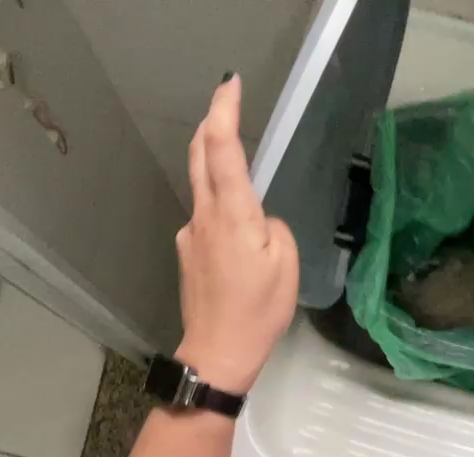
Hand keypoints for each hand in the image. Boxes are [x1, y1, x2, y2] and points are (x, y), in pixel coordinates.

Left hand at [173, 75, 298, 394]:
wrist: (218, 354)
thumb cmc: (257, 313)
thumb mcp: (286, 266)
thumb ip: (275, 228)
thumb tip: (260, 219)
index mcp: (232, 214)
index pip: (224, 148)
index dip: (225, 110)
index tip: (232, 85)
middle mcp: (204, 216)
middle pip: (201, 155)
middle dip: (211, 124)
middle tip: (225, 106)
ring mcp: (190, 235)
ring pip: (202, 188)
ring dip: (215, 167)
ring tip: (236, 168)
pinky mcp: (187, 254)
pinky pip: (205, 220)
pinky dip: (218, 211)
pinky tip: (235, 236)